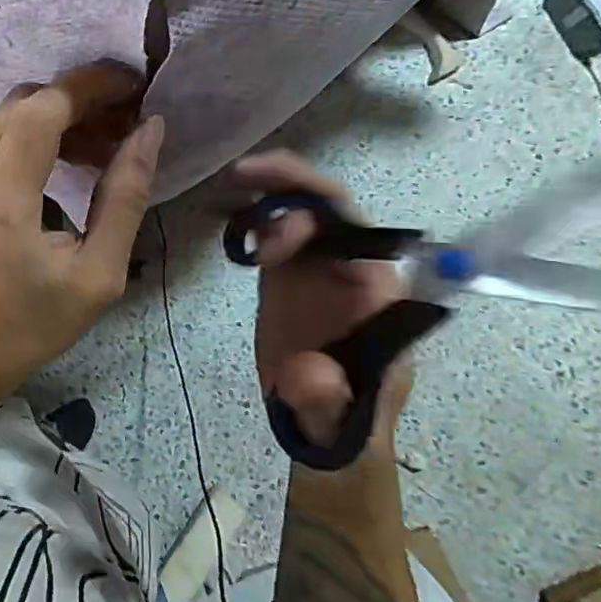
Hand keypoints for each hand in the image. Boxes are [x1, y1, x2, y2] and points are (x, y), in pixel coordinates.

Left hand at [0, 63, 163, 402]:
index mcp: (0, 207)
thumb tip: (149, 131)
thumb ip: (125, 198)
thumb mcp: (97, 276)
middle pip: (23, 104)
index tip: (131, 87)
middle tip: (124, 121)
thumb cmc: (32, 327)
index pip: (40, 113)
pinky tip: (68, 160)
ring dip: (59, 116)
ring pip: (7, 116)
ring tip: (104, 144)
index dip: (88, 88)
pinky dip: (35, 135)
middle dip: (79, 99)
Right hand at [223, 151, 412, 457]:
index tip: (266, 242)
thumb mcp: (340, 418)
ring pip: (300, 209)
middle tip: (238, 175)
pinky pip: (276, 231)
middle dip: (288, 182)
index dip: (312, 219)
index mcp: (375, 289)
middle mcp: (352, 266)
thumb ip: (327, 399)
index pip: (354, 230)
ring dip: (268, 189)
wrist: (325, 426)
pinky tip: (225, 210)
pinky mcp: (291, 274)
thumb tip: (309, 373)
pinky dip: (253, 215)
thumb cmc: (344, 422)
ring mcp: (319, 267)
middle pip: (327, 205)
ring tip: (228, 184)